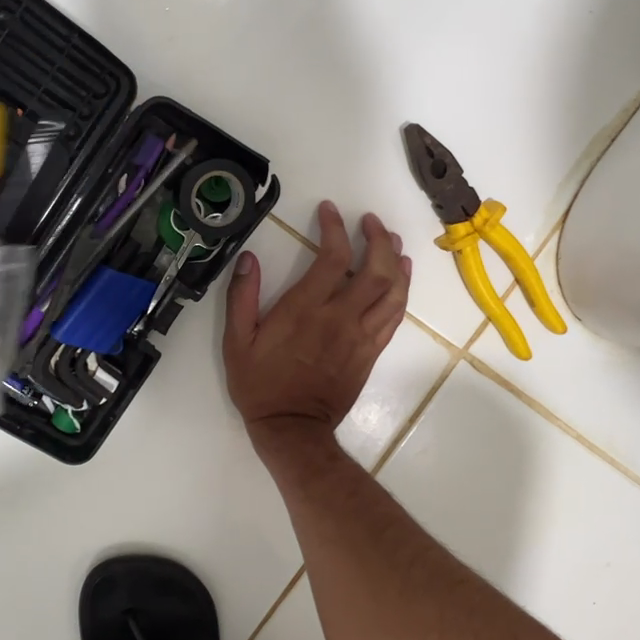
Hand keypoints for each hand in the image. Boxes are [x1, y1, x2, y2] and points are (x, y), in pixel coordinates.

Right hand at [223, 201, 411, 442]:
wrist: (292, 428)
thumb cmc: (260, 384)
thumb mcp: (236, 341)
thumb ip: (242, 297)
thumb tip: (248, 259)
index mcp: (306, 310)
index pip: (332, 257)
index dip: (334, 228)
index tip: (330, 211)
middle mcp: (340, 317)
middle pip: (374, 269)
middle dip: (377, 238)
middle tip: (370, 221)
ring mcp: (360, 335)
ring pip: (392, 290)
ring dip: (396, 260)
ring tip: (391, 240)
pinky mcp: (371, 351)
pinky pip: (395, 314)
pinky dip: (403, 290)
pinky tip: (402, 274)